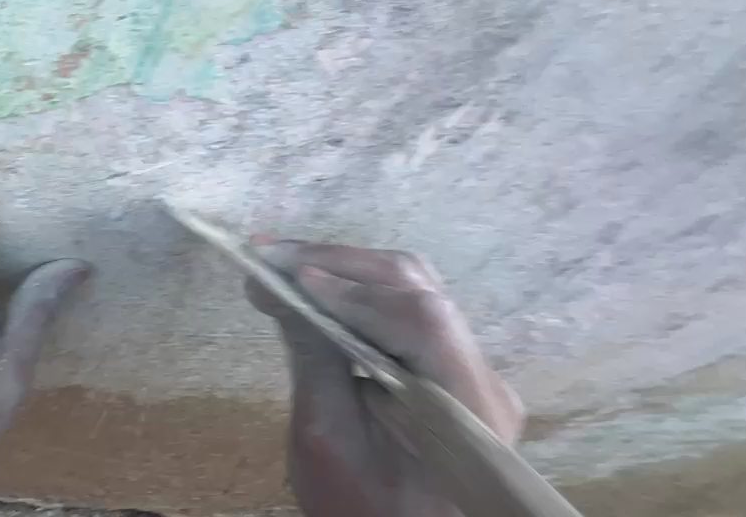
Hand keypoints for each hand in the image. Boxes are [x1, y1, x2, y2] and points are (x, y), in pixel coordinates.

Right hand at [248, 239, 522, 516]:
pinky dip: (348, 285)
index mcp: (466, 405)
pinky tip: (306, 280)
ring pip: (405, 286)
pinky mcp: (442, 359)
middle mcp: (479, 374)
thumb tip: (279, 285)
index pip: (419, 320)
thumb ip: (312, 358)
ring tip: (278, 260)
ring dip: (337, 267)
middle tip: (266, 254)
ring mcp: (465, 363)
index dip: (354, 292)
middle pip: (412, 288)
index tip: (291, 278)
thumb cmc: (362, 507)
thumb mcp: (326, 441)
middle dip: (334, 264)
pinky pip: (398, 303)